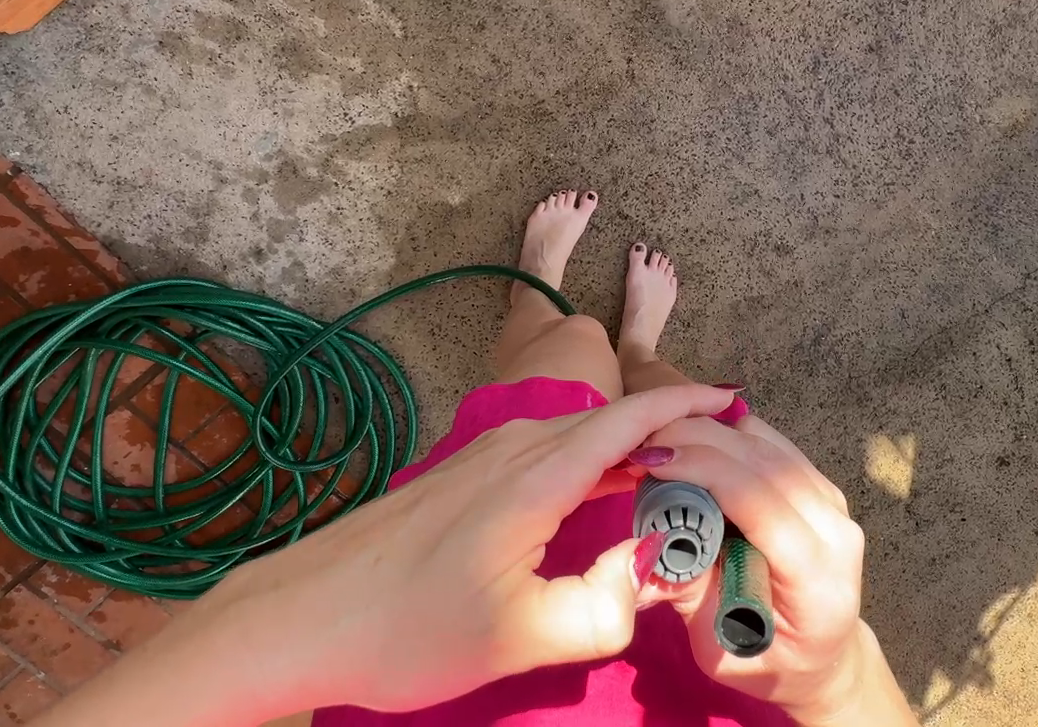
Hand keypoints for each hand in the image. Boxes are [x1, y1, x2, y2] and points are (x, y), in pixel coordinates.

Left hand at [35, 384, 737, 725]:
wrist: (303, 612)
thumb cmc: (409, 628)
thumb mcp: (518, 637)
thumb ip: (603, 608)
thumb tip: (651, 570)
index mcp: (540, 473)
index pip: (632, 417)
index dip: (687, 402)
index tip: (733, 399)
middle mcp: (520, 444)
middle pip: (613, 421)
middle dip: (672, 431)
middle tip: (722, 459)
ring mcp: (491, 452)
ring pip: (582, 436)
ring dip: (632, 450)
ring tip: (675, 481)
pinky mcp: (472, 470)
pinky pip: (554, 451)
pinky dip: (596, 464)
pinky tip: (604, 498)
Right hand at [639, 412, 912, 724]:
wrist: (823, 656)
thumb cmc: (768, 661)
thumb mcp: (719, 648)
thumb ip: (686, 591)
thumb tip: (645, 542)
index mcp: (817, 581)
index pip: (762, 503)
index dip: (706, 470)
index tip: (654, 460)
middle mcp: (835, 531)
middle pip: (764, 459)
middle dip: (699, 439)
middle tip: (645, 443)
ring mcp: (831, 501)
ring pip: (766, 440)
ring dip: (710, 431)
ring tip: (664, 445)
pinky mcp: (818, 483)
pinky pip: (769, 440)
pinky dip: (726, 434)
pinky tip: (694, 448)